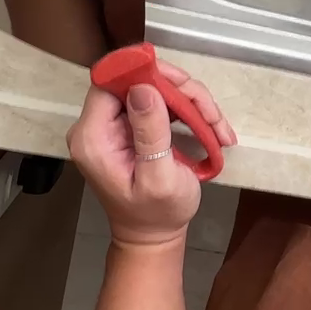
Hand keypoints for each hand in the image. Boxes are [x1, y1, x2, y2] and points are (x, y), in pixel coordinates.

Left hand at [66, 59, 238, 247]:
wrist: (155, 235)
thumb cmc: (157, 214)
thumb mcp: (158, 177)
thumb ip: (150, 133)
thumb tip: (143, 88)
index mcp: (94, 137)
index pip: (111, 84)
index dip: (144, 74)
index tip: (179, 84)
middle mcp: (100, 125)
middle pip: (139, 81)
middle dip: (180, 91)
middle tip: (209, 113)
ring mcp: (118, 124)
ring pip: (157, 88)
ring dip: (192, 101)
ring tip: (217, 127)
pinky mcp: (136, 125)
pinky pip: (164, 101)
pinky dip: (190, 110)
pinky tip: (211, 127)